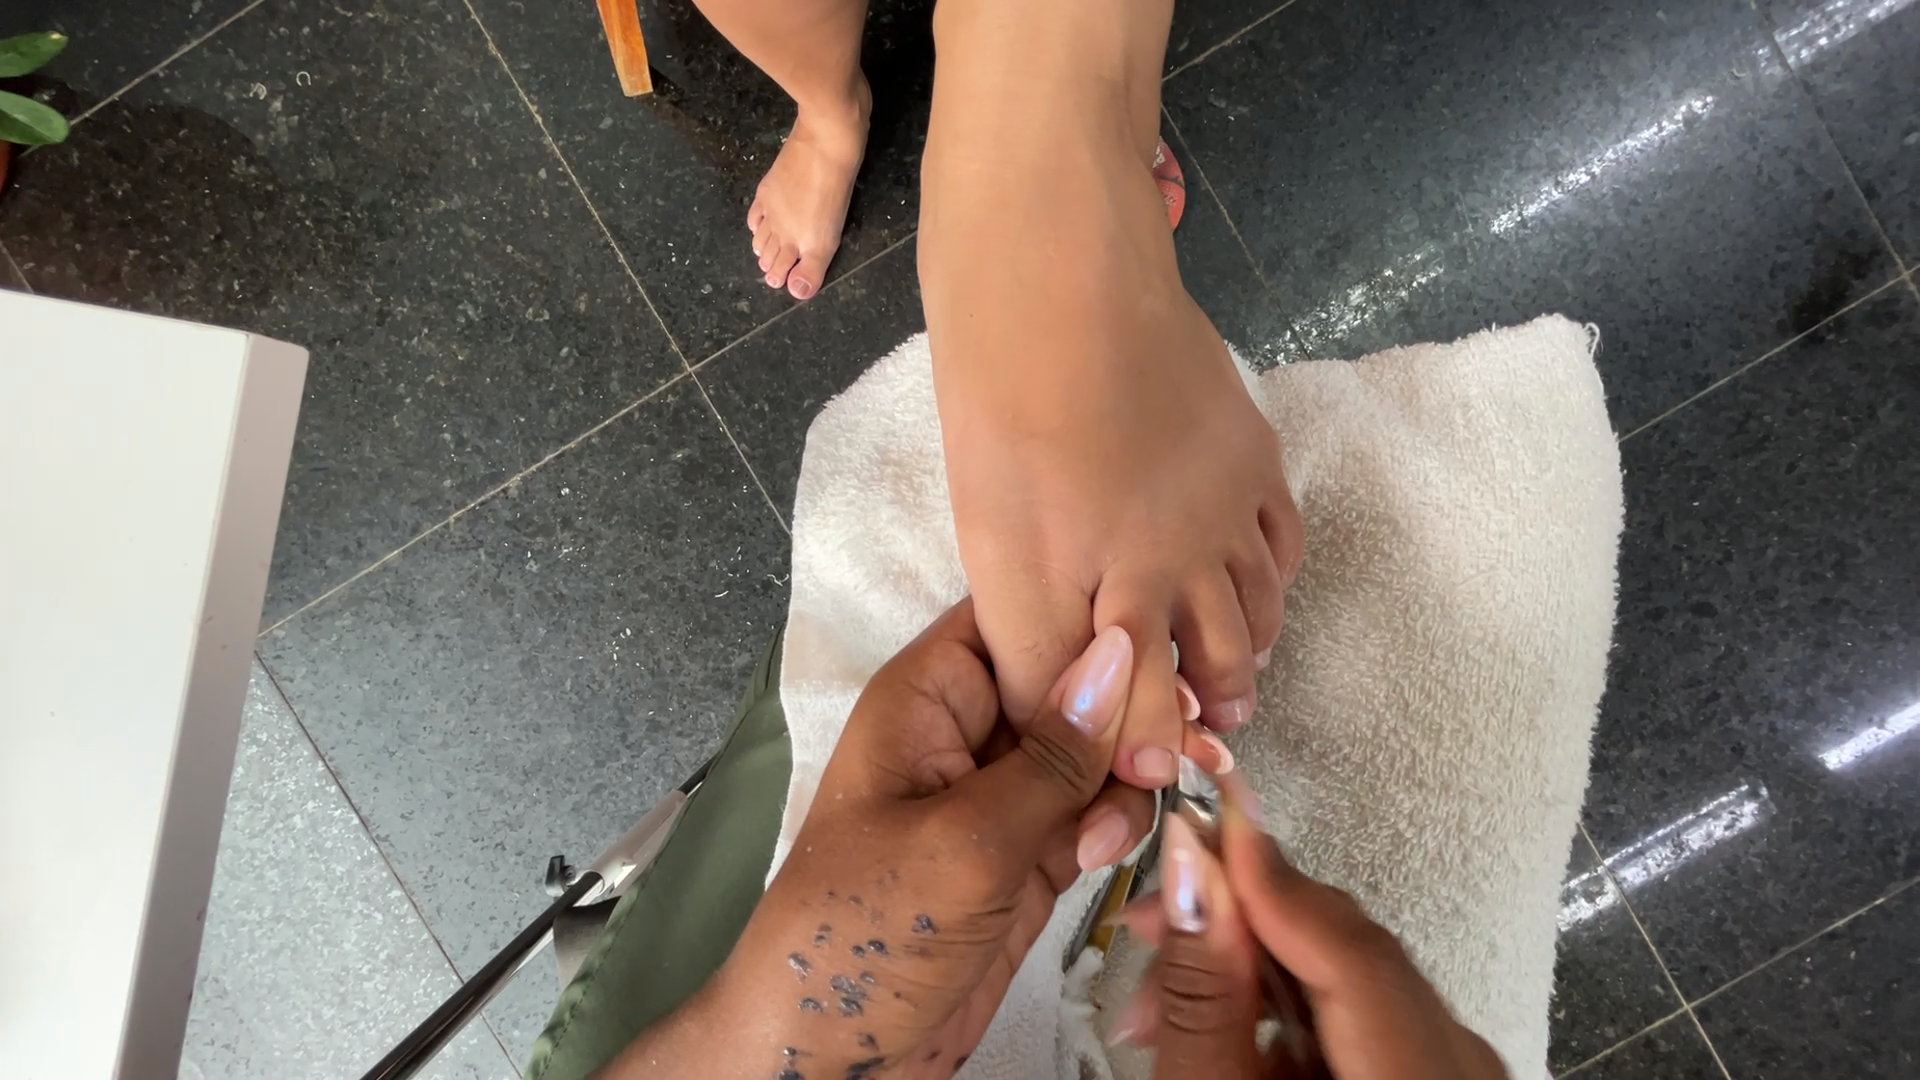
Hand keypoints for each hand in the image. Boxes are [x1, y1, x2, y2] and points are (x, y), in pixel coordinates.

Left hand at [657, 601, 1159, 1079]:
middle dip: (1119, 715)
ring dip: (1117, 778)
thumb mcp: (967, 836)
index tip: (1157, 654)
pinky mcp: (1027, 845)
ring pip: (1087, 749)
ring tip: (1112, 827)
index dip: (1083, 624)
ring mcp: (999, 789)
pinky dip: (1109, 821)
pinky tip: (1106, 851)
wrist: (837, 1057)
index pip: (1014, 618)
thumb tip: (1122, 651)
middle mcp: (967, 728)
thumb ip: (1053, 753)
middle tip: (1174, 751)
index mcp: (930, 693)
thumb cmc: (869, 925)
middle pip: (1063, 684)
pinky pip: (1088, 806)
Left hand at [921, 58, 1302, 790]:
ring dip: (1248, 647)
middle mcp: (1201, 554)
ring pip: (1260, 602)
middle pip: (1222, 656)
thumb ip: (1044, 648)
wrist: (1054, 278)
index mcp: (1131, 589)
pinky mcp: (1249, 441)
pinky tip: (1260, 583)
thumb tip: (1084, 727)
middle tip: (1207, 732)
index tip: (1157, 782)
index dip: (1152, 747)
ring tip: (1235, 675)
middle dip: (1211, 704)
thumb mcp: (1000, 552)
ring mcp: (1235, 493)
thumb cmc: (1005, 421)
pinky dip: (1275, 578)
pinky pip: (1283, 535)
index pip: (1151, 700)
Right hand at [1112, 774, 1508, 1079]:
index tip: (1199, 823)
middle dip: (1242, 925)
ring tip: (1159, 1005)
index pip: (1361, 963)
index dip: (1276, 881)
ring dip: (1253, 970)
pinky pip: (1362, 1025)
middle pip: (1357, 965)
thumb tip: (1192, 858)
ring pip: (1355, 989)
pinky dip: (1284, 1014)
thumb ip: (1203, 989)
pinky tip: (1221, 1034)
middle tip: (1143, 924)